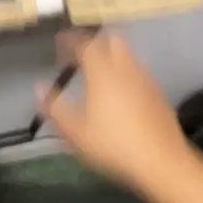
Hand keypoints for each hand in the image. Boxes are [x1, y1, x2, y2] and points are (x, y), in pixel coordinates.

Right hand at [39, 30, 200, 193]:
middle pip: (112, 41)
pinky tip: (120, 94)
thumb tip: (39, 88)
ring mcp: (146, 80)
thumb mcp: (75, 132)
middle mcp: (126, 69)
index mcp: (103, 73)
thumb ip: (55, 108)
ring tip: (98, 74)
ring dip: (112, 57)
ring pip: (128, 56)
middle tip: (80, 55)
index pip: (85, 44)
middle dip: (95, 42)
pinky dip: (126, 73)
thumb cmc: (113, 146)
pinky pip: (139, 73)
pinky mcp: (158, 95)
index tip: (59, 42)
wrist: (162, 162)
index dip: (71, 40)